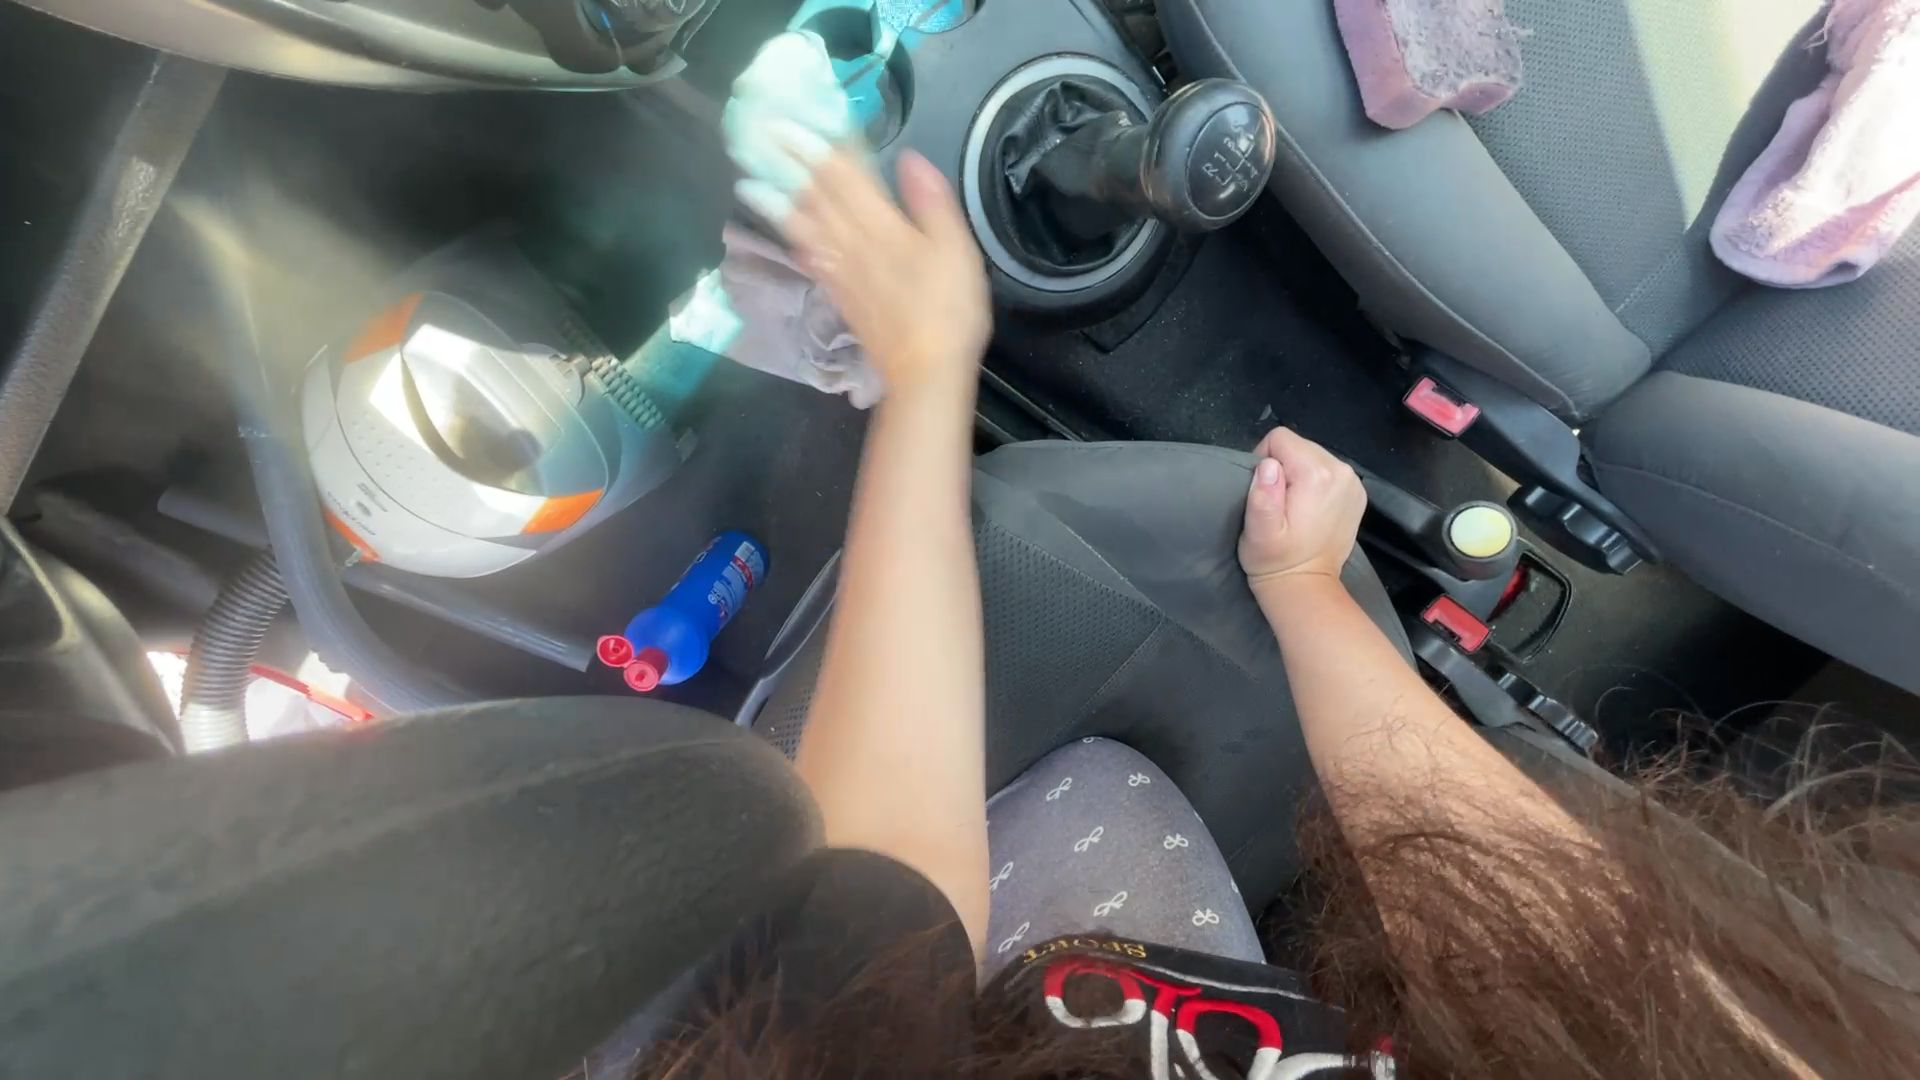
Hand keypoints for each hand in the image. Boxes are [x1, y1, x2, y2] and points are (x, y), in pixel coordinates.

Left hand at [771, 146, 991, 401]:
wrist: (924, 374)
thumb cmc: (948, 311)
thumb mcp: (956, 251)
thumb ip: (932, 203)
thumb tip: (910, 159)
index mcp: (882, 228)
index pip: (843, 177)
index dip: (816, 145)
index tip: (790, 119)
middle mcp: (853, 245)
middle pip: (816, 198)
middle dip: (787, 166)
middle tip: (758, 138)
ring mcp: (843, 274)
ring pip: (805, 229)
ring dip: (777, 204)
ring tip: (748, 184)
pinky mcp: (842, 299)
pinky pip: (812, 262)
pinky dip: (796, 245)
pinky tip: (786, 236)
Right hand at [1238, 428, 1366, 594]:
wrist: (1306, 585)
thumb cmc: (1275, 560)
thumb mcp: (1258, 532)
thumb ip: (1263, 495)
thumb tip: (1268, 465)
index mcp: (1317, 475)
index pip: (1280, 438)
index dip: (1263, 459)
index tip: (1263, 489)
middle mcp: (1342, 471)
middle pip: (1299, 444)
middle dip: (1283, 466)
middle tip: (1277, 501)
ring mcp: (1354, 482)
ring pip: (1313, 455)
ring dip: (1298, 474)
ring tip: (1292, 506)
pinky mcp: (1357, 493)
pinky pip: (1328, 470)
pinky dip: (1314, 483)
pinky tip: (1308, 508)